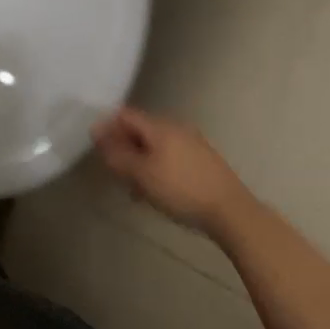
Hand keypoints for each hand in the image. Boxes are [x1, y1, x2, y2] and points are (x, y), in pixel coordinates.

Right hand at [91, 107, 252, 233]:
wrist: (233, 213)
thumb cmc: (180, 190)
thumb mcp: (141, 175)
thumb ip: (116, 154)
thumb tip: (96, 132)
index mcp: (159, 126)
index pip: (124, 115)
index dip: (107, 128)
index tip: (99, 149)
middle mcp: (177, 128)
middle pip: (141, 130)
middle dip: (125, 148)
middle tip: (116, 172)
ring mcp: (194, 144)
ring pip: (157, 146)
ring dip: (142, 161)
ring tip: (137, 188)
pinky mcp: (206, 162)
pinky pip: (173, 157)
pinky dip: (160, 168)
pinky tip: (160, 191)